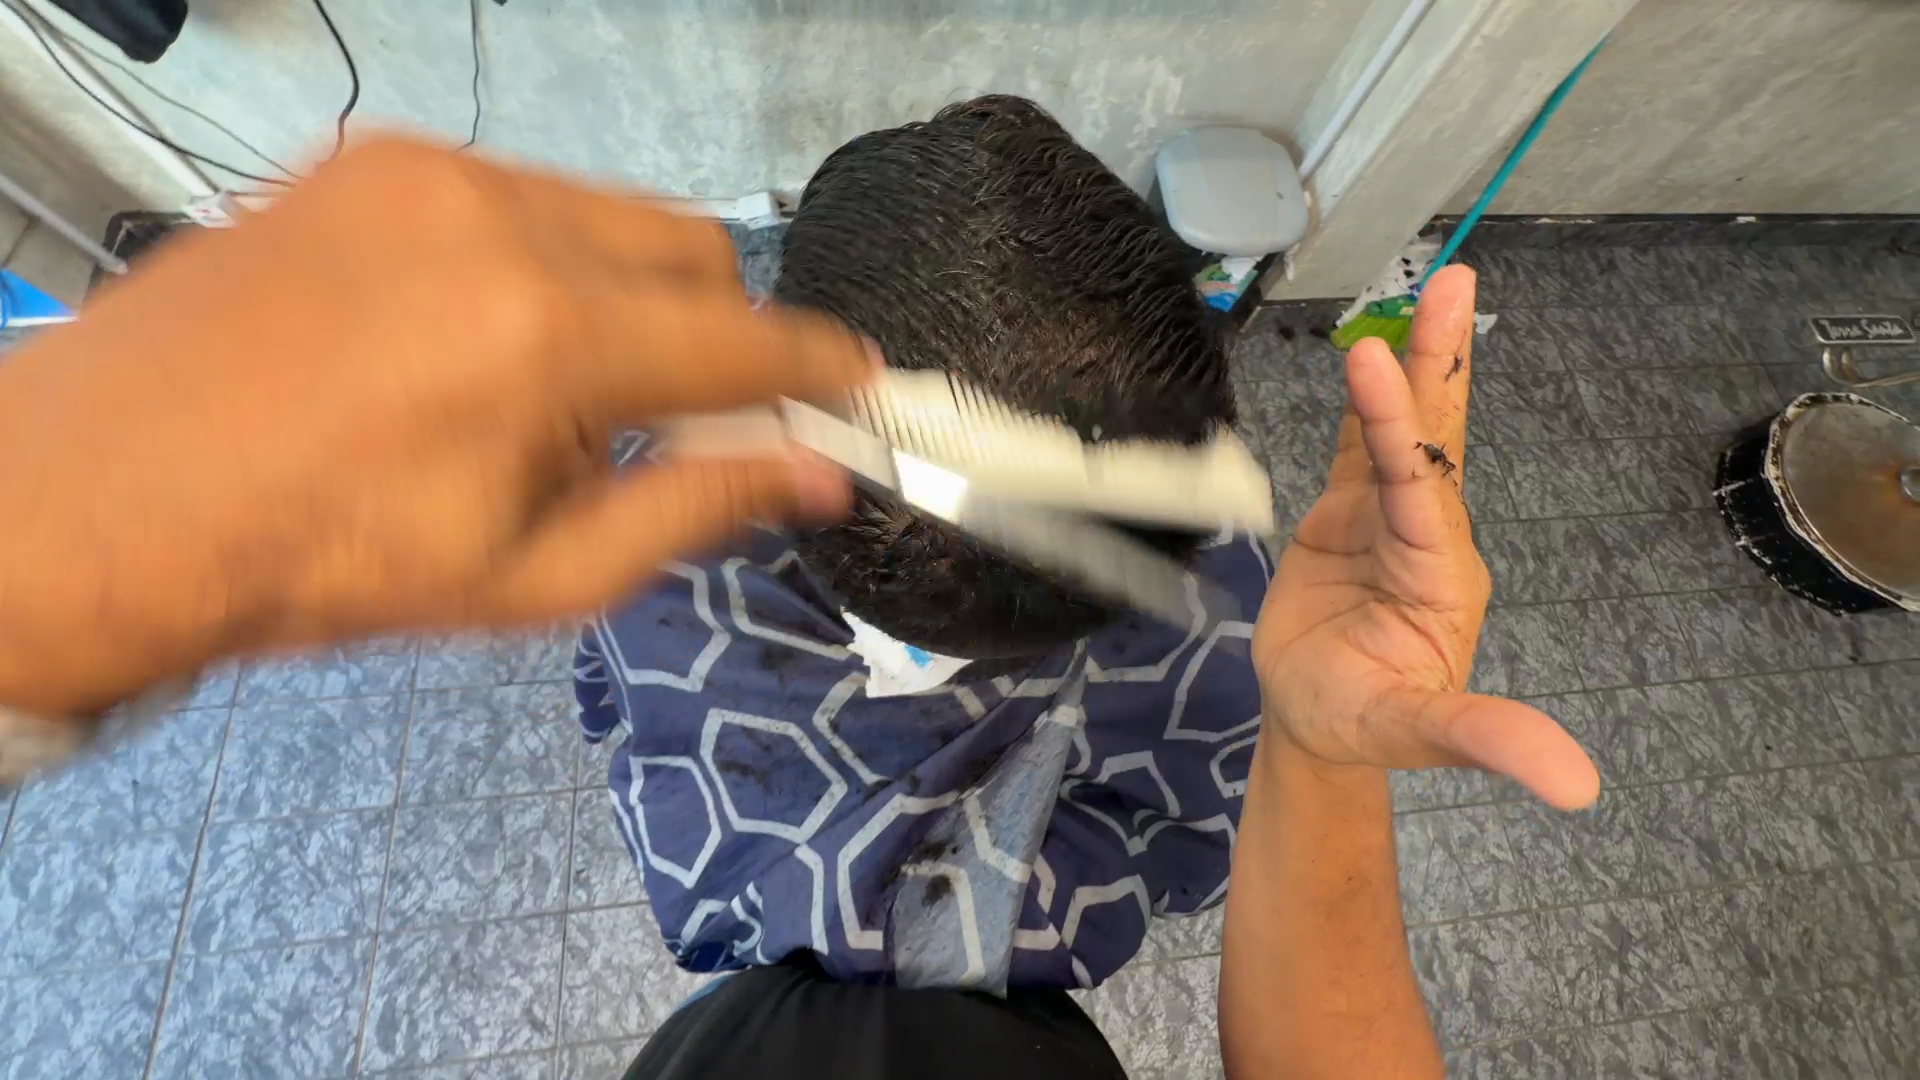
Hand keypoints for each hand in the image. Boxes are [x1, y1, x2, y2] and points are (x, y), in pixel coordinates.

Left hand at [0, 136, 870, 714]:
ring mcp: (439, 175)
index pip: (743, 341)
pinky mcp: (389, 162)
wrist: (93, 502)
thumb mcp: (552, 573)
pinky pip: (552, 202)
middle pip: (704, 256)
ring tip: (593, 386)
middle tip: (695, 416)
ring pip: (633, 220)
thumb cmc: (345, 567)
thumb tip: (816, 477)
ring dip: (656, 303)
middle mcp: (505, 225)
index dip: (820, 368)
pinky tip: (522, 339)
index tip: (860, 385)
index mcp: (547, 341)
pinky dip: (583, 270)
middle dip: (731, 338)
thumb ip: (703, 506)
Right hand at [1251, 266, 1598, 808]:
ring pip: (1401, 436)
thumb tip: (1580, 788)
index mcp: (1441, 573)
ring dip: (1409, 370)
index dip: (1395, 428)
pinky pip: (1358, 451)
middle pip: (1436, 441)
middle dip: (1440, 367)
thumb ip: (1484, 738)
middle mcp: (1425, 534)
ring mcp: (1386, 520)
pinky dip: (1361, 407)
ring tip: (1420, 300)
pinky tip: (1368, 359)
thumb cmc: (1362, 723)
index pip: (1420, 489)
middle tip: (1452, 283)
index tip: (1372, 365)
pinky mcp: (1348, 516)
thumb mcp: (1418, 734)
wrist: (1319, 717)